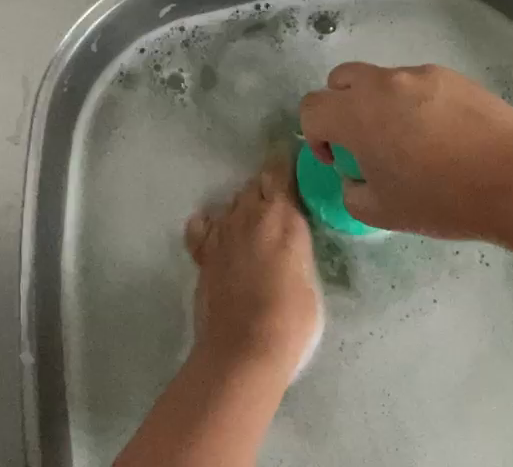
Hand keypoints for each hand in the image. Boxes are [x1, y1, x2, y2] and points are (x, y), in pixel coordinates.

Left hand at [183, 156, 322, 382]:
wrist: (244, 350)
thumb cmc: (293, 319)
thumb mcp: (311, 276)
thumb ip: (298, 245)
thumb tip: (290, 240)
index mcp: (283, 215)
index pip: (279, 170)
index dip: (284, 162)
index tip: (291, 161)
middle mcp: (250, 214)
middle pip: (255, 185)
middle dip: (266, 189)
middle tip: (278, 204)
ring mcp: (222, 232)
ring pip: (231, 203)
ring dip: (242, 208)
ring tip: (252, 226)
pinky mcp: (203, 254)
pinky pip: (202, 226)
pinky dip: (209, 225)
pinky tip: (215, 234)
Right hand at [298, 62, 512, 240]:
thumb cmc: (442, 200)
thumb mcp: (383, 213)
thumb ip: (353, 193)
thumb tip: (356, 178)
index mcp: (356, 114)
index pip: (311, 108)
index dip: (316, 136)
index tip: (340, 161)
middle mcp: (382, 84)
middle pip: (340, 80)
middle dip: (341, 108)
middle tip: (365, 142)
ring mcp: (420, 74)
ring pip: (382, 81)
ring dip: (381, 105)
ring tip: (413, 142)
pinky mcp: (452, 76)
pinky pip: (419, 84)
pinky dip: (417, 103)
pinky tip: (446, 136)